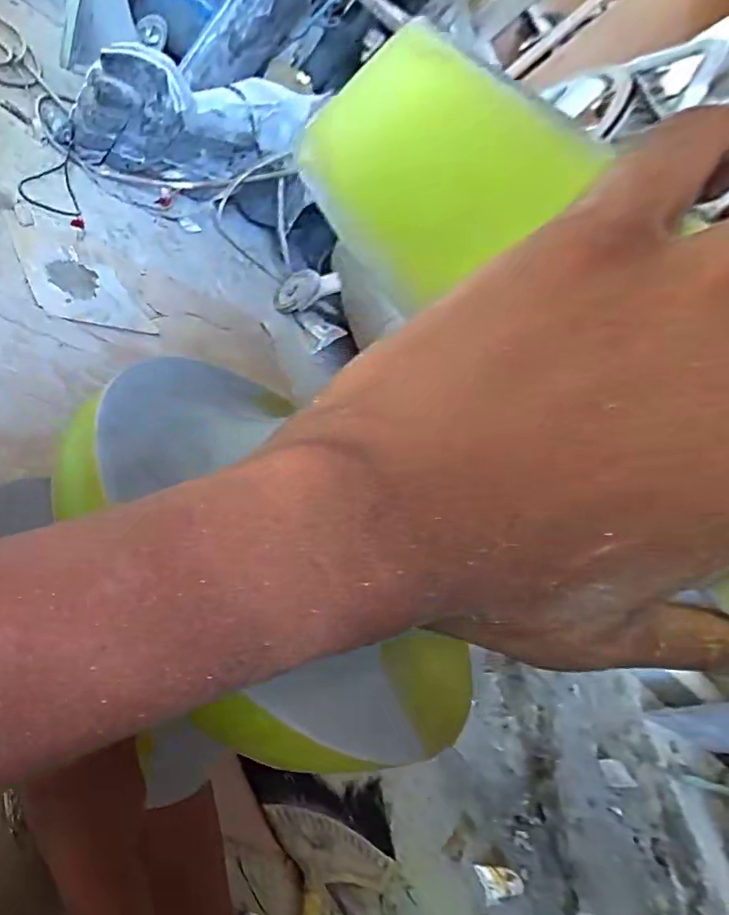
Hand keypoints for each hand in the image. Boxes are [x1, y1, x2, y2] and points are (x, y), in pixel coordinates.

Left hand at [265, 106, 728, 670]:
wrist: (355, 524)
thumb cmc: (468, 580)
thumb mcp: (599, 633)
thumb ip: (695, 637)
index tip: (706, 412)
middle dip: (727, 337)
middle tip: (687, 348)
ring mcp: (696, 287)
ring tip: (693, 263)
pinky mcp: (583, 252)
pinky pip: (687, 151)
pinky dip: (712, 144)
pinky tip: (701, 165)